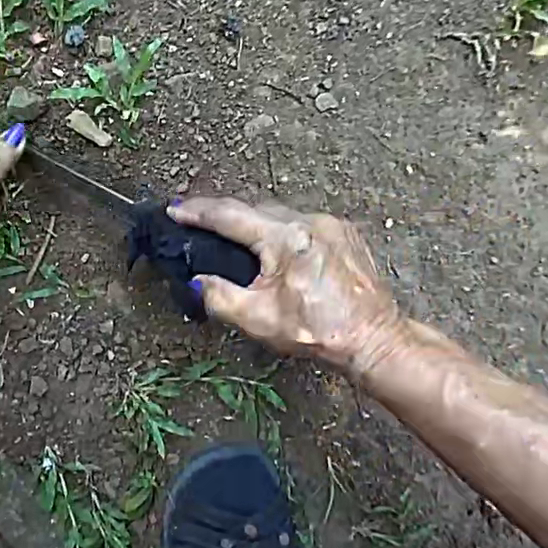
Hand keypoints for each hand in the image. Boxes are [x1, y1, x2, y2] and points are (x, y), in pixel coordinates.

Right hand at [169, 198, 404, 372]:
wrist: (373, 339)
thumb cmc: (318, 332)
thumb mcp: (258, 319)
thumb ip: (218, 296)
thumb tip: (197, 280)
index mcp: (286, 238)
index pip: (230, 216)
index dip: (198, 212)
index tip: (174, 209)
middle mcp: (309, 221)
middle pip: (255, 210)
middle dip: (225, 215)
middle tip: (198, 221)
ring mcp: (331, 224)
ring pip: (280, 215)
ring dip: (255, 223)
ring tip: (233, 236)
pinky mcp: (344, 233)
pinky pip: (303, 223)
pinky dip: (282, 230)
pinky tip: (275, 248)